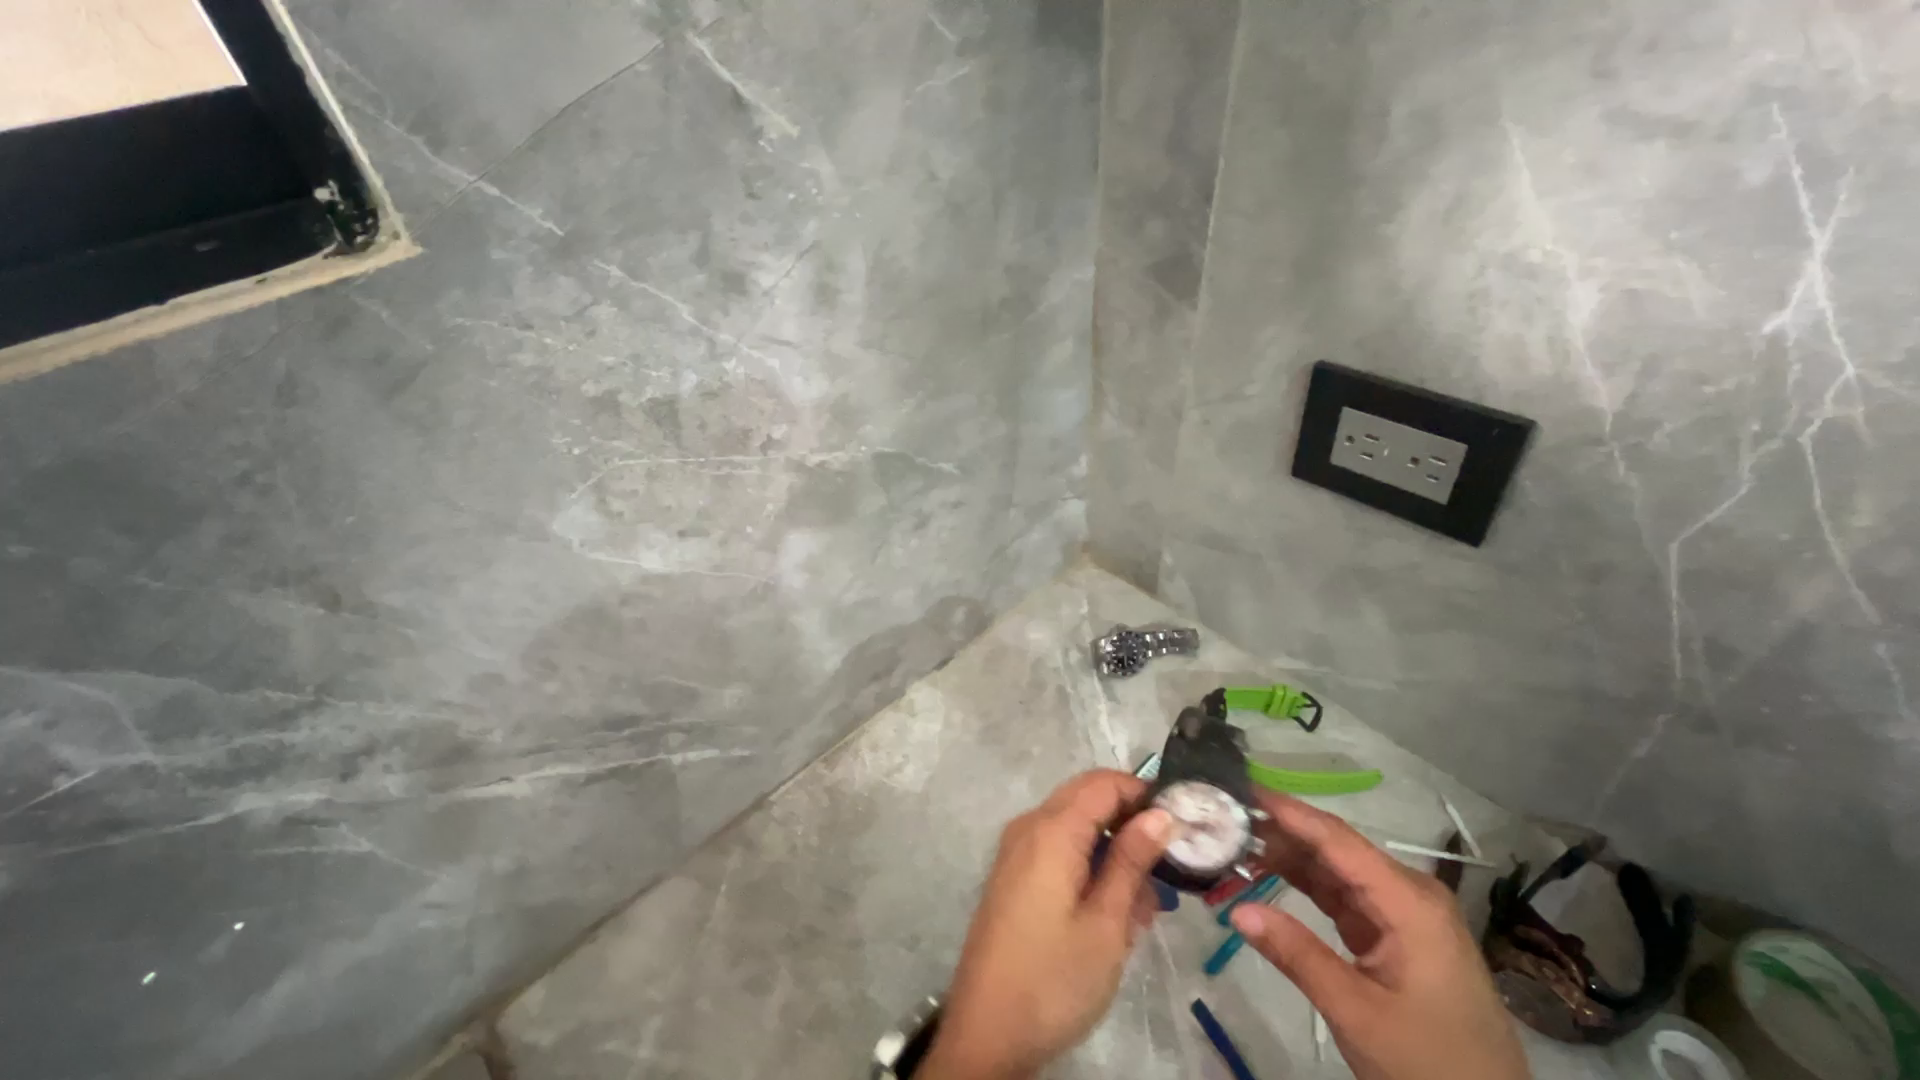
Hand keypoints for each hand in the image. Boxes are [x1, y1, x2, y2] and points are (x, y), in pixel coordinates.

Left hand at [919, 770, 1176, 1079]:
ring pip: (1078, 832)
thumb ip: (1131, 861)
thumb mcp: (1106, 923)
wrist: (987, 1033)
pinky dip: (1091, 873)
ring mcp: (1017, 854)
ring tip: (1142, 911)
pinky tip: (1114, 918)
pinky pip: (1060, 855)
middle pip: (1089, 802)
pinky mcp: (1015, 880)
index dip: (1145, 795)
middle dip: (1131, 828)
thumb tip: (1160, 813)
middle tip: (1167, 873)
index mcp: (1050, 830)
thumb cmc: (1054, 978)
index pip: (1104, 783)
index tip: (1183, 827)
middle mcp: (1028, 829)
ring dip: (1114, 857)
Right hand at [1230, 793, 1529, 1079]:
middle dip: (1280, 831)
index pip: (1337, 840)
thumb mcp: (1356, 1012)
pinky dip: (1304, 886)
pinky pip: (1342, 898)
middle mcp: (1407, 894)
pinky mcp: (1394, 935)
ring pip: (1335, 872)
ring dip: (1287, 858)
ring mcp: (1402, 915)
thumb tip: (1235, 909)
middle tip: (1223, 819)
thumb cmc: (1429, 1061)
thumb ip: (1297, 955)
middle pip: (1334, 849)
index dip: (1288, 812)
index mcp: (1408, 901)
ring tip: (1233, 842)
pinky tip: (1266, 876)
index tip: (1241, 788)